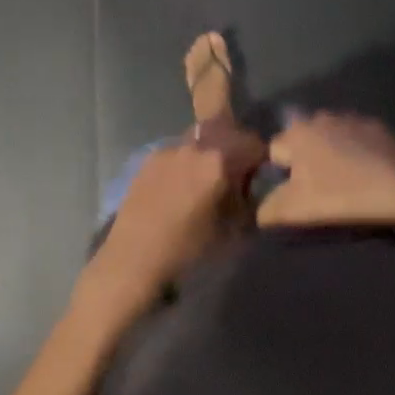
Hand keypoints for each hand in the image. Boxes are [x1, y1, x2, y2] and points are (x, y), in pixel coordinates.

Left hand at [79, 119, 265, 317]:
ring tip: (208, 180)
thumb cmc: (187, 250)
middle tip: (238, 175)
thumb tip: (251, 189)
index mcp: (218, 161)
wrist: (133, 261)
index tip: (261, 174)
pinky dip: (187, 161)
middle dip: (236, 149)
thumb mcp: (231, 231)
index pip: (252, 143)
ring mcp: (167, 150)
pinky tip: (182, 186)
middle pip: (225, 133)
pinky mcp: (148, 160)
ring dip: (210, 152)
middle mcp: (193, 146)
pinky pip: (178, 151)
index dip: (261, 158)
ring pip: (200, 139)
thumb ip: (247, 202)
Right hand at [256, 112, 394, 229]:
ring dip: (330, 155)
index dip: (280, 176)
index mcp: (296, 133)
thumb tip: (260, 209)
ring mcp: (351, 119)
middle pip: (301, 142)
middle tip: (318, 192)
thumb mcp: (293, 211)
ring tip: (343, 184)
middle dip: (305, 162)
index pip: (274, 152)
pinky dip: (355, 153)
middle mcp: (319, 117)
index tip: (294, 197)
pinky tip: (365, 175)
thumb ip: (266, 209)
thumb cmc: (341, 198)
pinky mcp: (377, 128)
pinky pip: (355, 140)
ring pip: (328, 139)